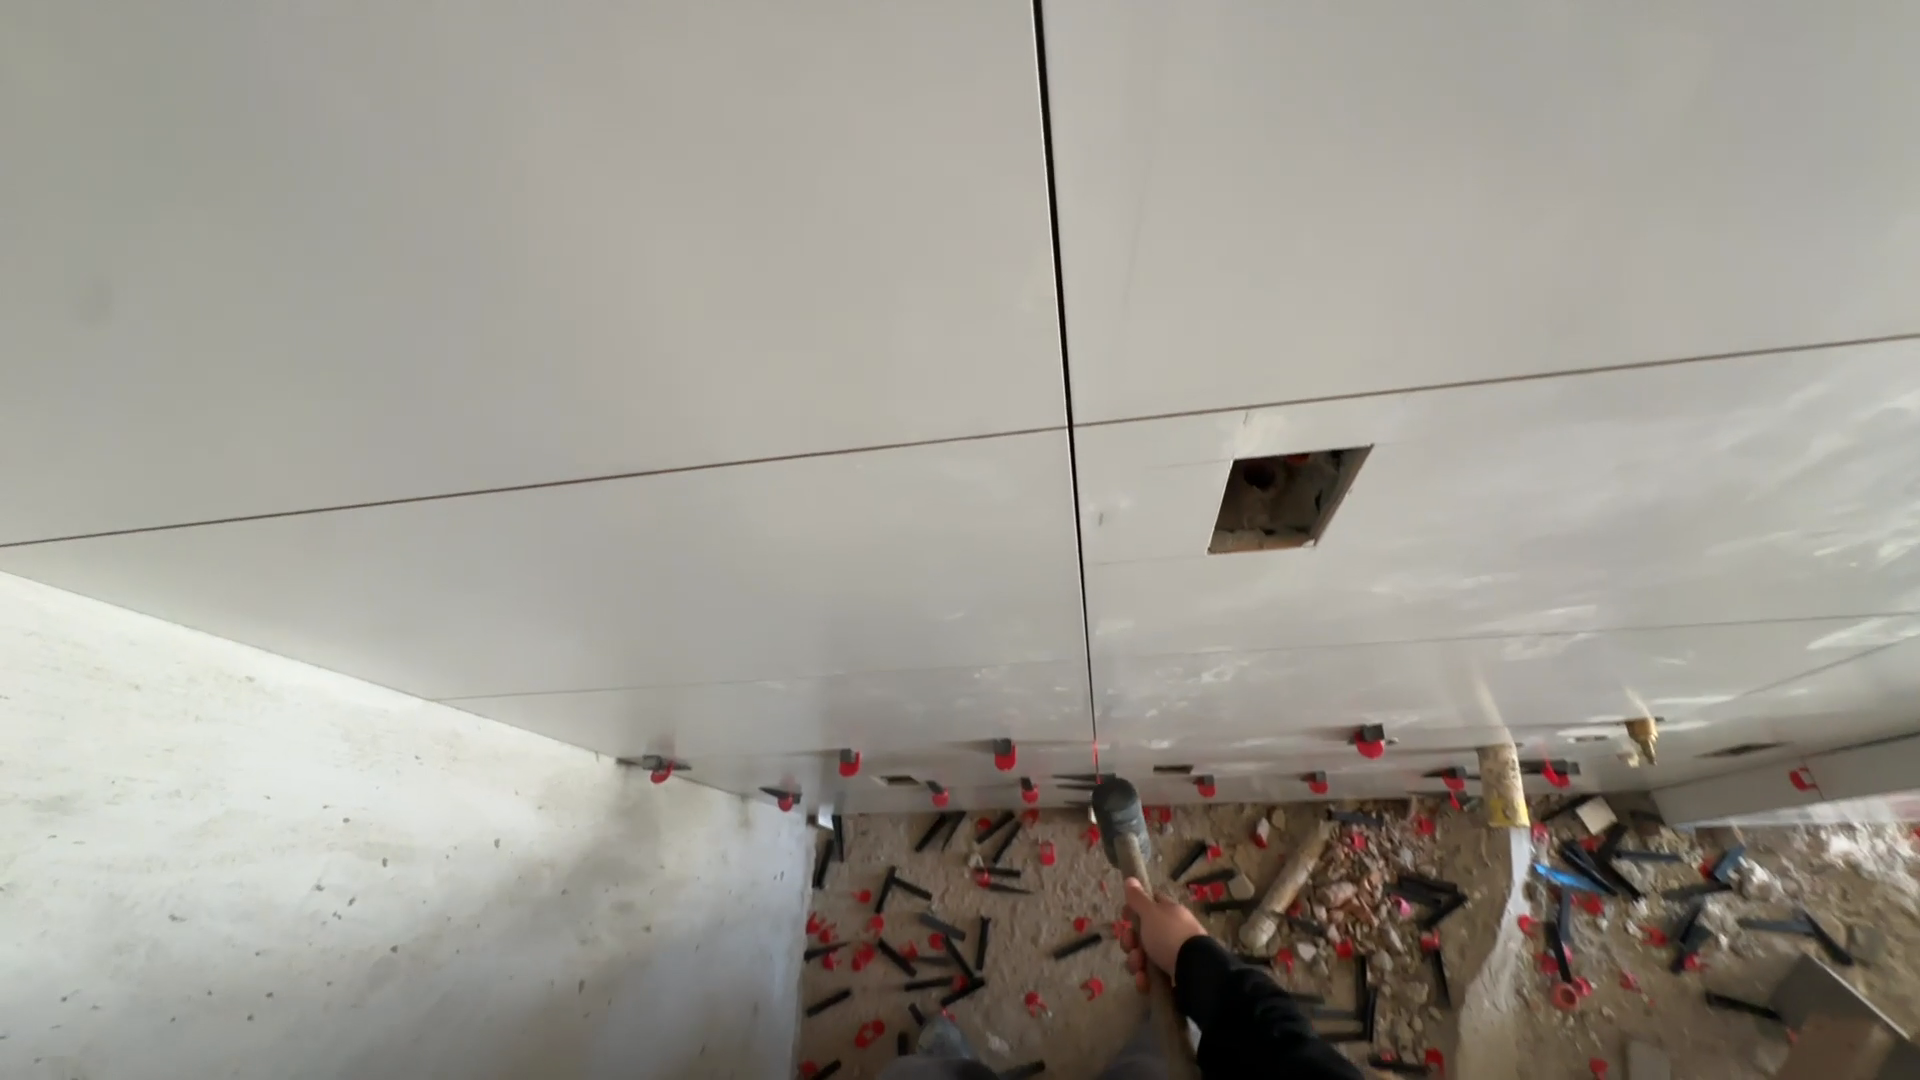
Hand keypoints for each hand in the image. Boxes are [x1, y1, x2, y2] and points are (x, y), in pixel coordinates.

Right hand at [1119, 877, 1208, 990]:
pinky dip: (1145, 979)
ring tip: (1139, 968)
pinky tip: (1144, 981)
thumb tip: (1130, 878)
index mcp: (1169, 912)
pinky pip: (1152, 975)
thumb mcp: (1150, 912)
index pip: (1151, 903)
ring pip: (1144, 955)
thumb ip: (1138, 898)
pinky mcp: (1173, 976)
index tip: (1124, 916)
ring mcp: (1173, 955)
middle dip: (1131, 941)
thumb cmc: (1170, 935)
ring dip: (1135, 961)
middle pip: (1142, 932)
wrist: (1194, 972)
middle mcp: (1172, 931)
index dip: (1135, 908)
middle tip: (1130, 945)